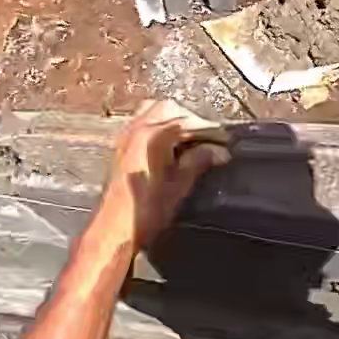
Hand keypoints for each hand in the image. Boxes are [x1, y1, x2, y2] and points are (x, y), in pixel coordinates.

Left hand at [93, 99, 229, 248]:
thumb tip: (219, 152)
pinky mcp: (120, 146)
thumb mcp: (179, 186)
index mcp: (153, 137)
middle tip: (208, 138)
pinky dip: (157, 125)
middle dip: (191, 120)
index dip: (209, 131)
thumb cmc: (147, 211)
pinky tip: (169, 144)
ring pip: (152, 112)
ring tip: (190, 139)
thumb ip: (198, 161)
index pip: (188, 122)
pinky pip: (141, 123)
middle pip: (169, 109)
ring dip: (173, 119)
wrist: (114, 229)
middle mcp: (137, 130)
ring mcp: (125, 136)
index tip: (223, 142)